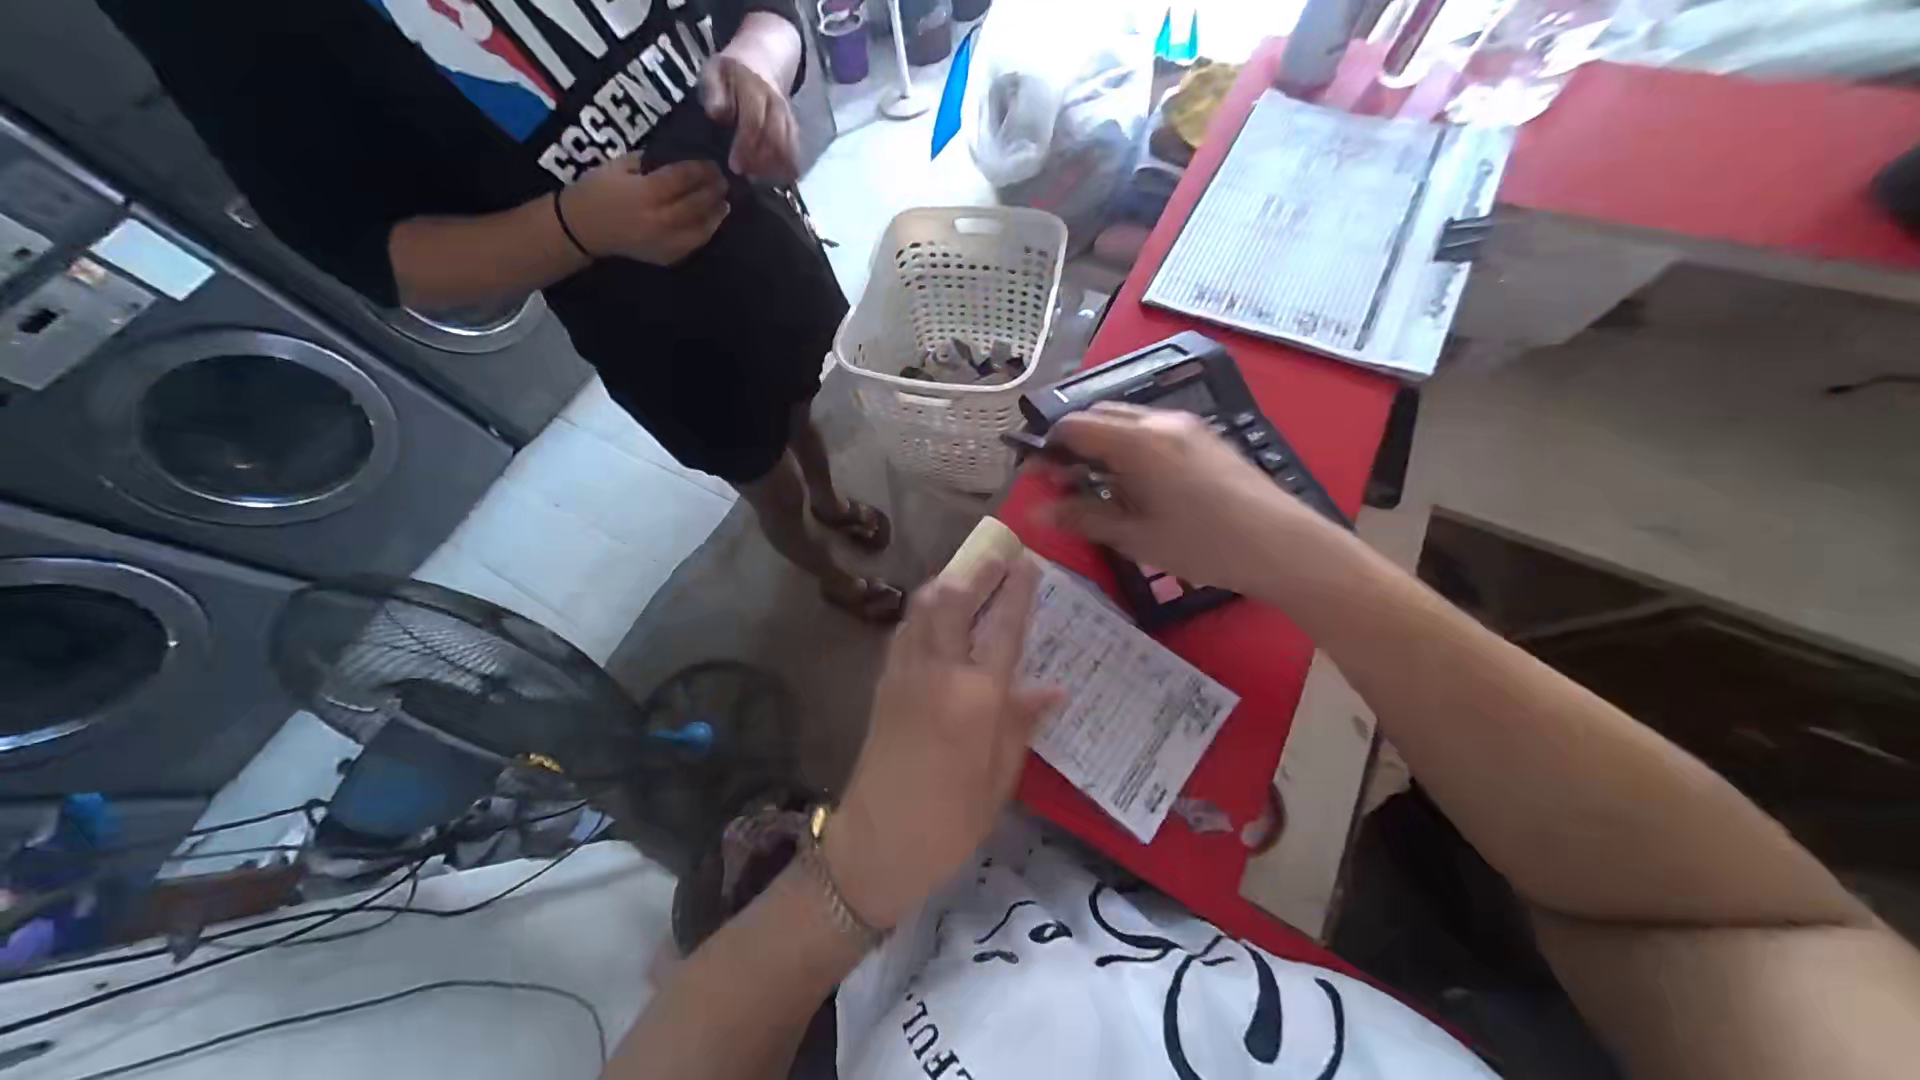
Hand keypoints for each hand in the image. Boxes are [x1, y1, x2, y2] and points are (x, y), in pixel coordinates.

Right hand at [558, 156, 728, 264]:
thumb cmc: (598, 191)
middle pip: (698, 203)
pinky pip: (694, 244)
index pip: (685, 178)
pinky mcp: (668, 256)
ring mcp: (667, 241)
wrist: (583, 229)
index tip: (712, 163)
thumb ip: (651, 162)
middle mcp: (662, 218)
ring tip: (724, 202)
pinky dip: (706, 231)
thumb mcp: (620, 165)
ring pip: (702, 227)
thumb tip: (679, 159)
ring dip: (716, 214)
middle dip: (714, 190)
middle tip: (723, 180)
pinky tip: (711, 221)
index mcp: (647, 192)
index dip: (702, 169)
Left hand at [700, 53, 800, 182]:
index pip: (754, 122)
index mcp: (753, 87)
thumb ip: (713, 91)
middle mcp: (775, 102)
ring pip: (787, 146)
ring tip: (761, 180)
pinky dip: (788, 166)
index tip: (735, 166)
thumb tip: (716, 114)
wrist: (762, 58)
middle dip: (761, 162)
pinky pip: (795, 149)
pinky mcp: (794, 126)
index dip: (745, 147)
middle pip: (774, 138)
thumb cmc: (730, 72)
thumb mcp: (714, 71)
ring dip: (775, 167)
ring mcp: (787, 115)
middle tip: (748, 177)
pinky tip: (779, 178)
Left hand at [822, 558, 1060, 930]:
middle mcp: (937, 671)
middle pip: (954, 601)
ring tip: (966, 575)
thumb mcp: (1001, 778)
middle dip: (977, 571)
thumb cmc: (951, 820)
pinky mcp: (883, 683)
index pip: (1003, 628)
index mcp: (976, 696)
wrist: (877, 842)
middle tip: (997, 554)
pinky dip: (921, 611)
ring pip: (922, 608)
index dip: (1017, 591)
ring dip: (945, 583)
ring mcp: (904, 673)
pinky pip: (904, 631)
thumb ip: (1021, 723)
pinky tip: (933, 615)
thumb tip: (1053, 688)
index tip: (1027, 562)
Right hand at [1036, 403, 1334, 593]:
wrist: (1285, 546)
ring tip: (1101, 491)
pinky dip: (1129, 449)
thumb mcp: (1136, 537)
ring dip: (1101, 448)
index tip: (1038, 479)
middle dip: (1073, 447)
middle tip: (1066, 486)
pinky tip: (1137, 487)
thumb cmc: (1205, 545)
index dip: (1046, 449)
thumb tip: (1036, 511)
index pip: (1072, 426)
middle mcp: (1159, 421)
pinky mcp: (1204, 437)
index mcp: (1138, 441)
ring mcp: (1186, 426)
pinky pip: (1151, 431)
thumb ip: (1083, 516)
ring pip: (1125, 423)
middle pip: (1097, 416)